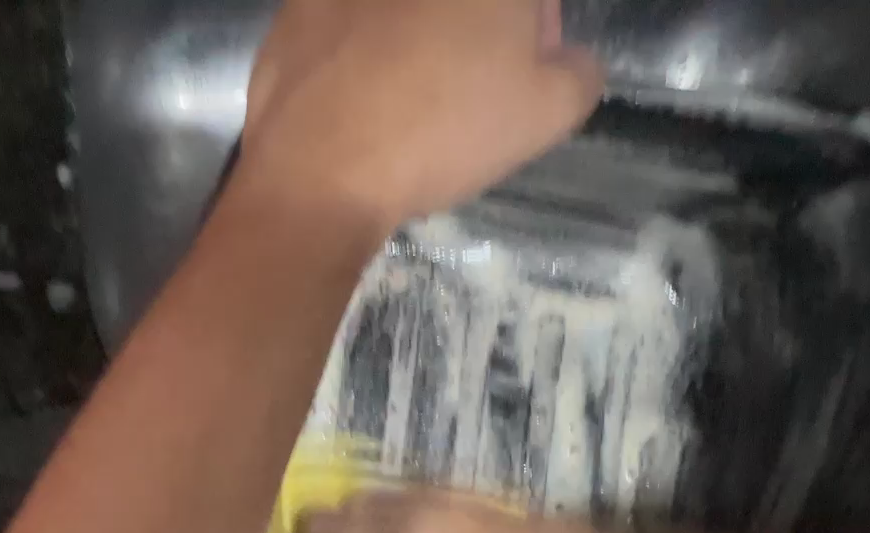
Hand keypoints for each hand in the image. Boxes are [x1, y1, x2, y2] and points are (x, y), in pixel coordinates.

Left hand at [239, 0, 602, 232]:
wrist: (319, 178)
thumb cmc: (439, 136)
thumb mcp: (546, 115)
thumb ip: (577, 74)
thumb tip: (566, 62)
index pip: (525, 2)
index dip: (527, 25)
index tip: (513, 64)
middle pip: (453, 8)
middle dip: (463, 31)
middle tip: (452, 88)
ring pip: (389, 17)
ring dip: (401, 42)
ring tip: (393, 104)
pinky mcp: (291, 14)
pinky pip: (332, 27)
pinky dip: (343, 56)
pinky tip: (343, 107)